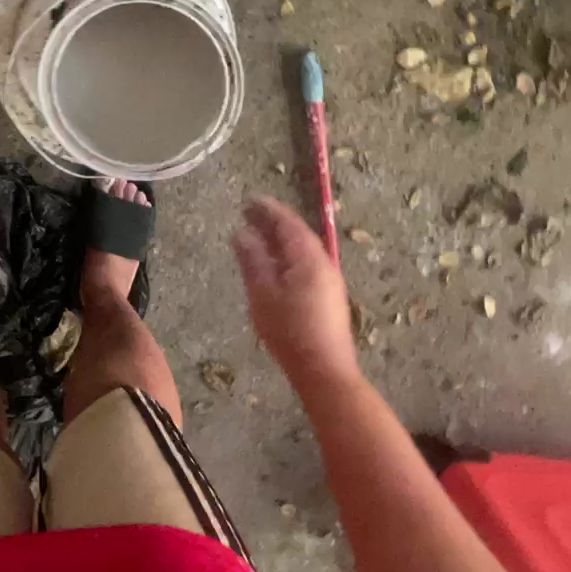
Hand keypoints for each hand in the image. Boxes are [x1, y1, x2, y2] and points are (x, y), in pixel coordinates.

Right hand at [233, 196, 359, 392]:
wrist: (324, 371)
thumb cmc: (289, 331)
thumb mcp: (263, 293)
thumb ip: (253, 259)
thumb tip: (242, 232)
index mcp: (308, 259)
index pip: (288, 224)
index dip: (268, 209)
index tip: (248, 199)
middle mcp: (323, 264)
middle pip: (297, 234)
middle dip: (273, 222)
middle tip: (248, 213)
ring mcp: (329, 282)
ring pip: (302, 250)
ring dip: (280, 239)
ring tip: (257, 234)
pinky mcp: (328, 297)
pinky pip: (306, 263)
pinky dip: (288, 254)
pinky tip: (274, 263)